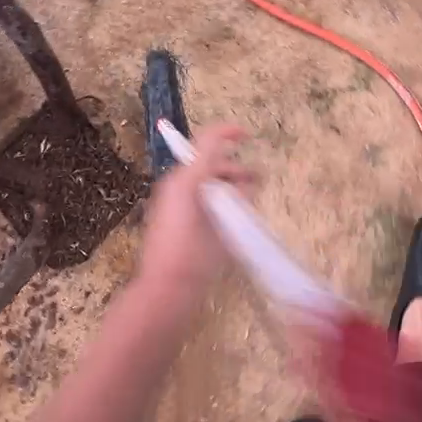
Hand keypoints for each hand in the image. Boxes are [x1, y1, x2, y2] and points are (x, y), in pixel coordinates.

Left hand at [136, 125, 250, 303]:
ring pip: (202, 179)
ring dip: (226, 183)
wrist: (164, 290)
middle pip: (208, 162)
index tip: (248, 135)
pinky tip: (229, 216)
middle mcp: (176, 183)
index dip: (228, 132)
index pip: (207, 141)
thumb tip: (247, 184)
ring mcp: (170, 199)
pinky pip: (194, 194)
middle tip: (257, 180)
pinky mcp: (169, 215)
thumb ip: (237, 199)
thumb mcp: (224, 226)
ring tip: (246, 200)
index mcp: (187, 180)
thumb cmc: (195, 257)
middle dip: (234, 168)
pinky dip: (213, 196)